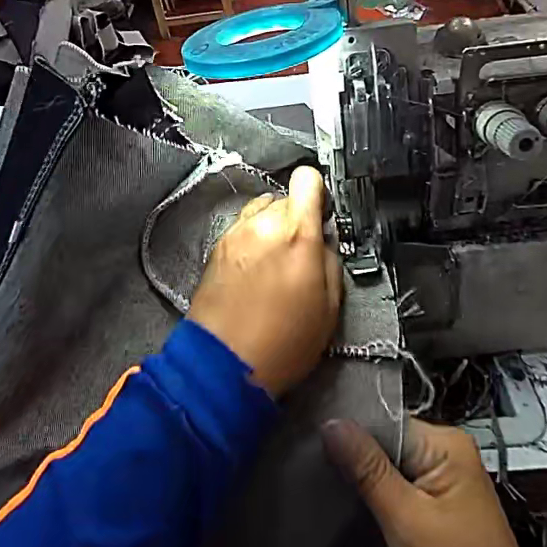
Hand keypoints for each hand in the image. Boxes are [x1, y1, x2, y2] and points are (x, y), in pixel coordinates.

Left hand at [187, 165, 341, 396]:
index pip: (308, 179)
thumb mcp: (330, 306)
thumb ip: (331, 261)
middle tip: (301, 254)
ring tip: (276, 264)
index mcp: (297, 234)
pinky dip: (252, 243)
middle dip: (296, 220)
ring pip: (261, 212)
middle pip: (285, 198)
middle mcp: (263, 226)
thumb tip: (323, 244)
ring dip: (272, 229)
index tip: (321, 214)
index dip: (319, 194)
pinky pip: (242, 231)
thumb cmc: (281, 343)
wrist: (224, 366)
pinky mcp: (216, 250)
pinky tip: (256, 274)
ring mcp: (235, 236)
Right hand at [322, 418, 546, 546]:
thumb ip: (369, 471)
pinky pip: (395, 491)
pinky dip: (372, 499)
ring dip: (358, 479)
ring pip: (388, 468)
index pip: (388, 420)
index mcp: (448, 445)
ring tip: (316, 482)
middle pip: (387, 441)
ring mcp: (441, 484)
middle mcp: (447, 455)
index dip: (349, 429)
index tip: (307, 438)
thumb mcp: (408, 524)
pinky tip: (343, 503)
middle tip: (304, 464)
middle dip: (351, 455)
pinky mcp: (432, 511)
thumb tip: (333, 423)